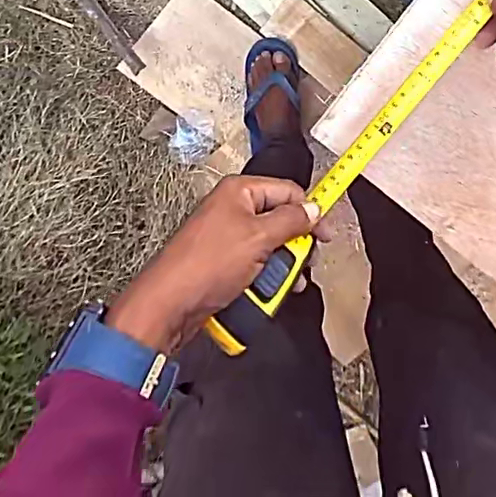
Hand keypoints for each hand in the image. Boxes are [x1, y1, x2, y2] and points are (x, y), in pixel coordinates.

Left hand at [106, 175, 319, 353]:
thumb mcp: (259, 237)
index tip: (325, 234)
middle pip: (281, 222)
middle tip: (300, 265)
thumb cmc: (203, 264)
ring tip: (275, 286)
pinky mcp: (224, 264)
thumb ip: (291, 221)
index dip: (309, 212)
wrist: (170, 304)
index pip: (287, 192)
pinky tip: (261, 295)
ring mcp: (228, 238)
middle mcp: (233, 210)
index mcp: (240, 191)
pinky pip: (255, 269)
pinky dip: (262, 283)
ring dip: (278, 271)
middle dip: (293, 248)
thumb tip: (312, 210)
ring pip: (271, 250)